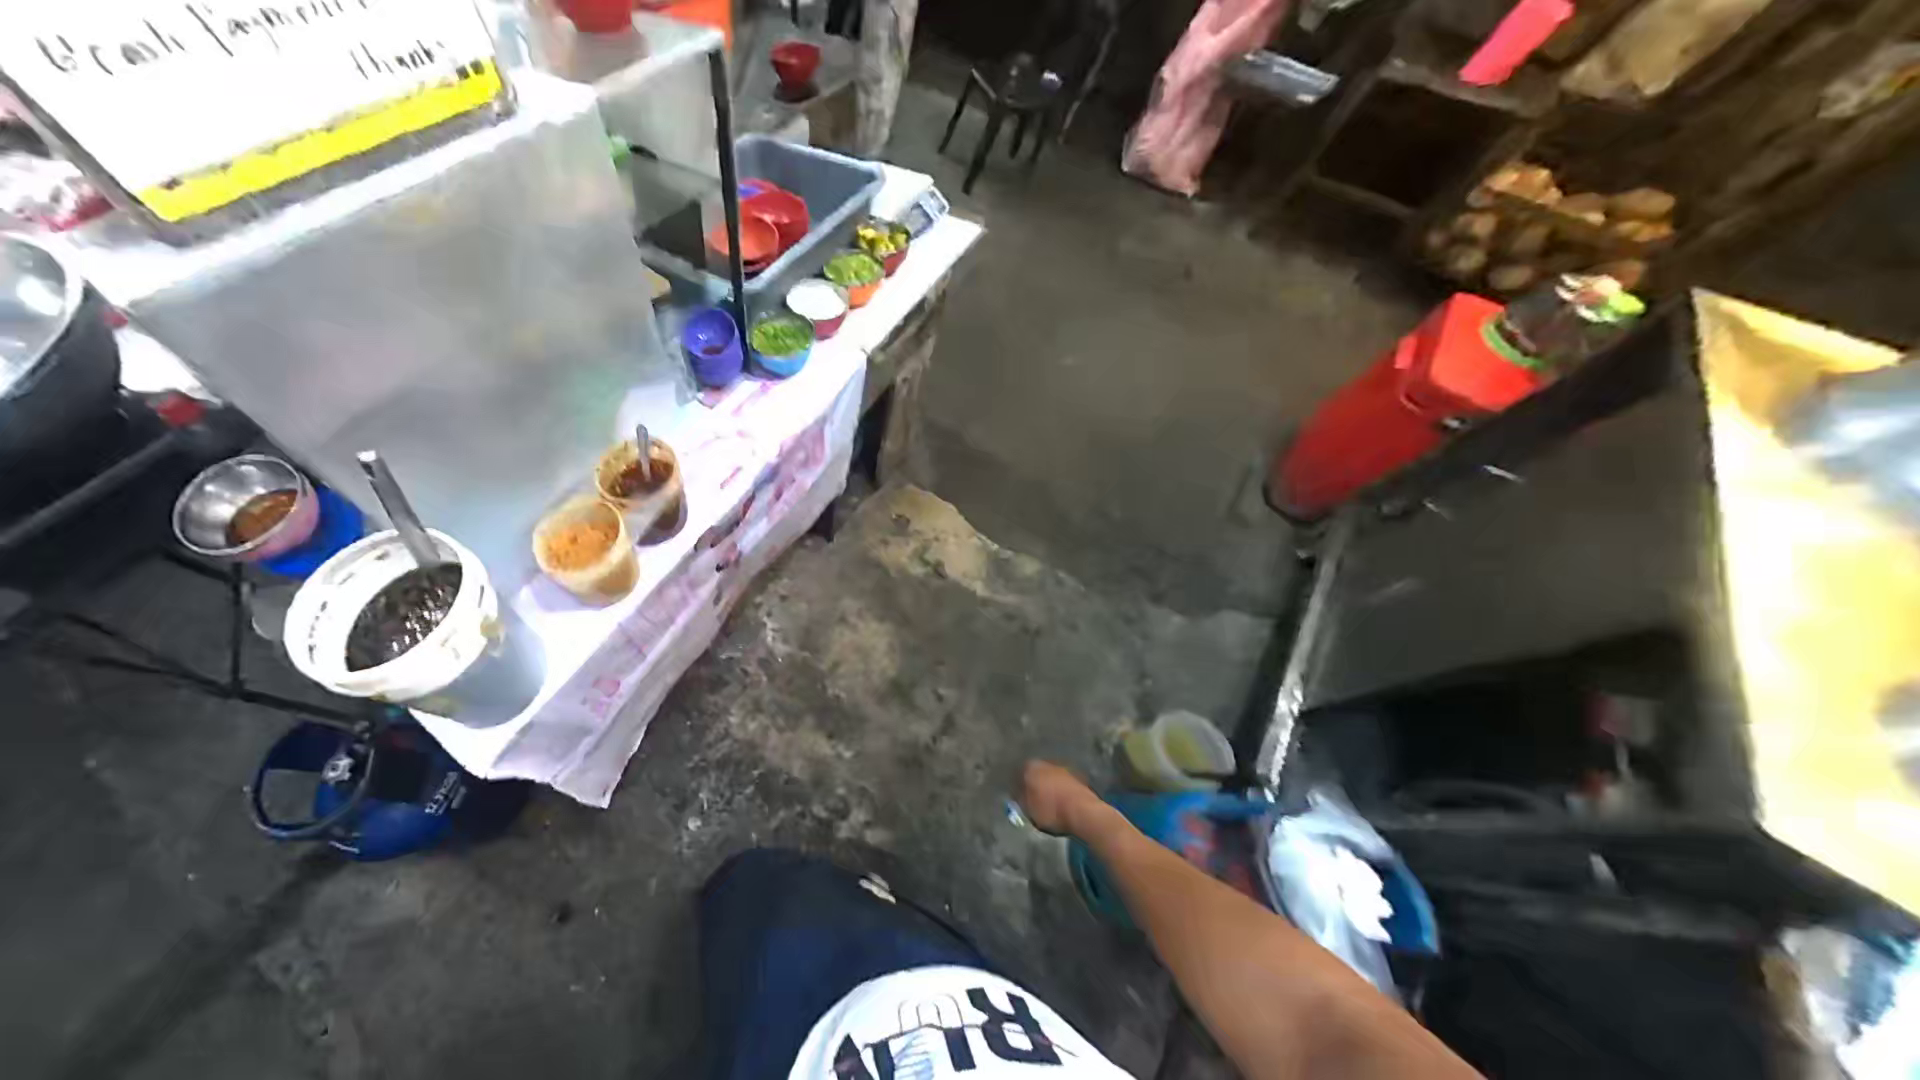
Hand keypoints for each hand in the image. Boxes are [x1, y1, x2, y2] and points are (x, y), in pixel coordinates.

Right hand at [1016, 760, 1100, 835]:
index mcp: (1031, 767)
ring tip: (1049, 802)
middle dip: (1034, 784)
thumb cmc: (1051, 810)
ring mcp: (1064, 768)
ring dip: (1049, 786)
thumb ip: (1020, 799)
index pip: (1019, 774)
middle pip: (1036, 773)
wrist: (1082, 811)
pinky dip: (1061, 790)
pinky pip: (1063, 783)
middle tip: (1033, 799)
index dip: (1018, 787)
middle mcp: (1047, 763)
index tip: (1019, 797)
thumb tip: (1018, 794)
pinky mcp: (1078, 777)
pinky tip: (1061, 801)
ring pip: (1051, 777)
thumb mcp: (1028, 809)